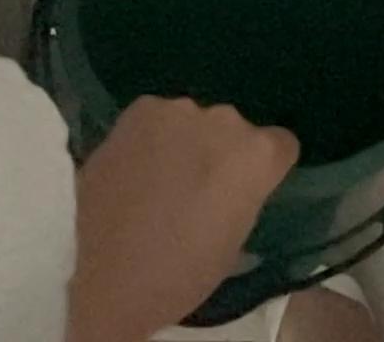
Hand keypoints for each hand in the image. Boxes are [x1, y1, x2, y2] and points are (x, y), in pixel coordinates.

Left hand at [68, 97, 299, 341]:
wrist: (102, 276)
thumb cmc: (178, 274)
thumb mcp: (233, 240)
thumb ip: (243, 194)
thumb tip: (232, 182)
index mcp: (258, 156)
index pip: (281, 145)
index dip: (264, 169)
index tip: (245, 189)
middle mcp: (227, 121)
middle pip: (234, 130)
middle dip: (221, 151)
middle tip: (196, 187)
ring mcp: (181, 110)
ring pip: (193, 121)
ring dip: (184, 141)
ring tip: (158, 178)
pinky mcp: (140, 108)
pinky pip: (156, 118)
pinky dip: (150, 137)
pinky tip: (134, 166)